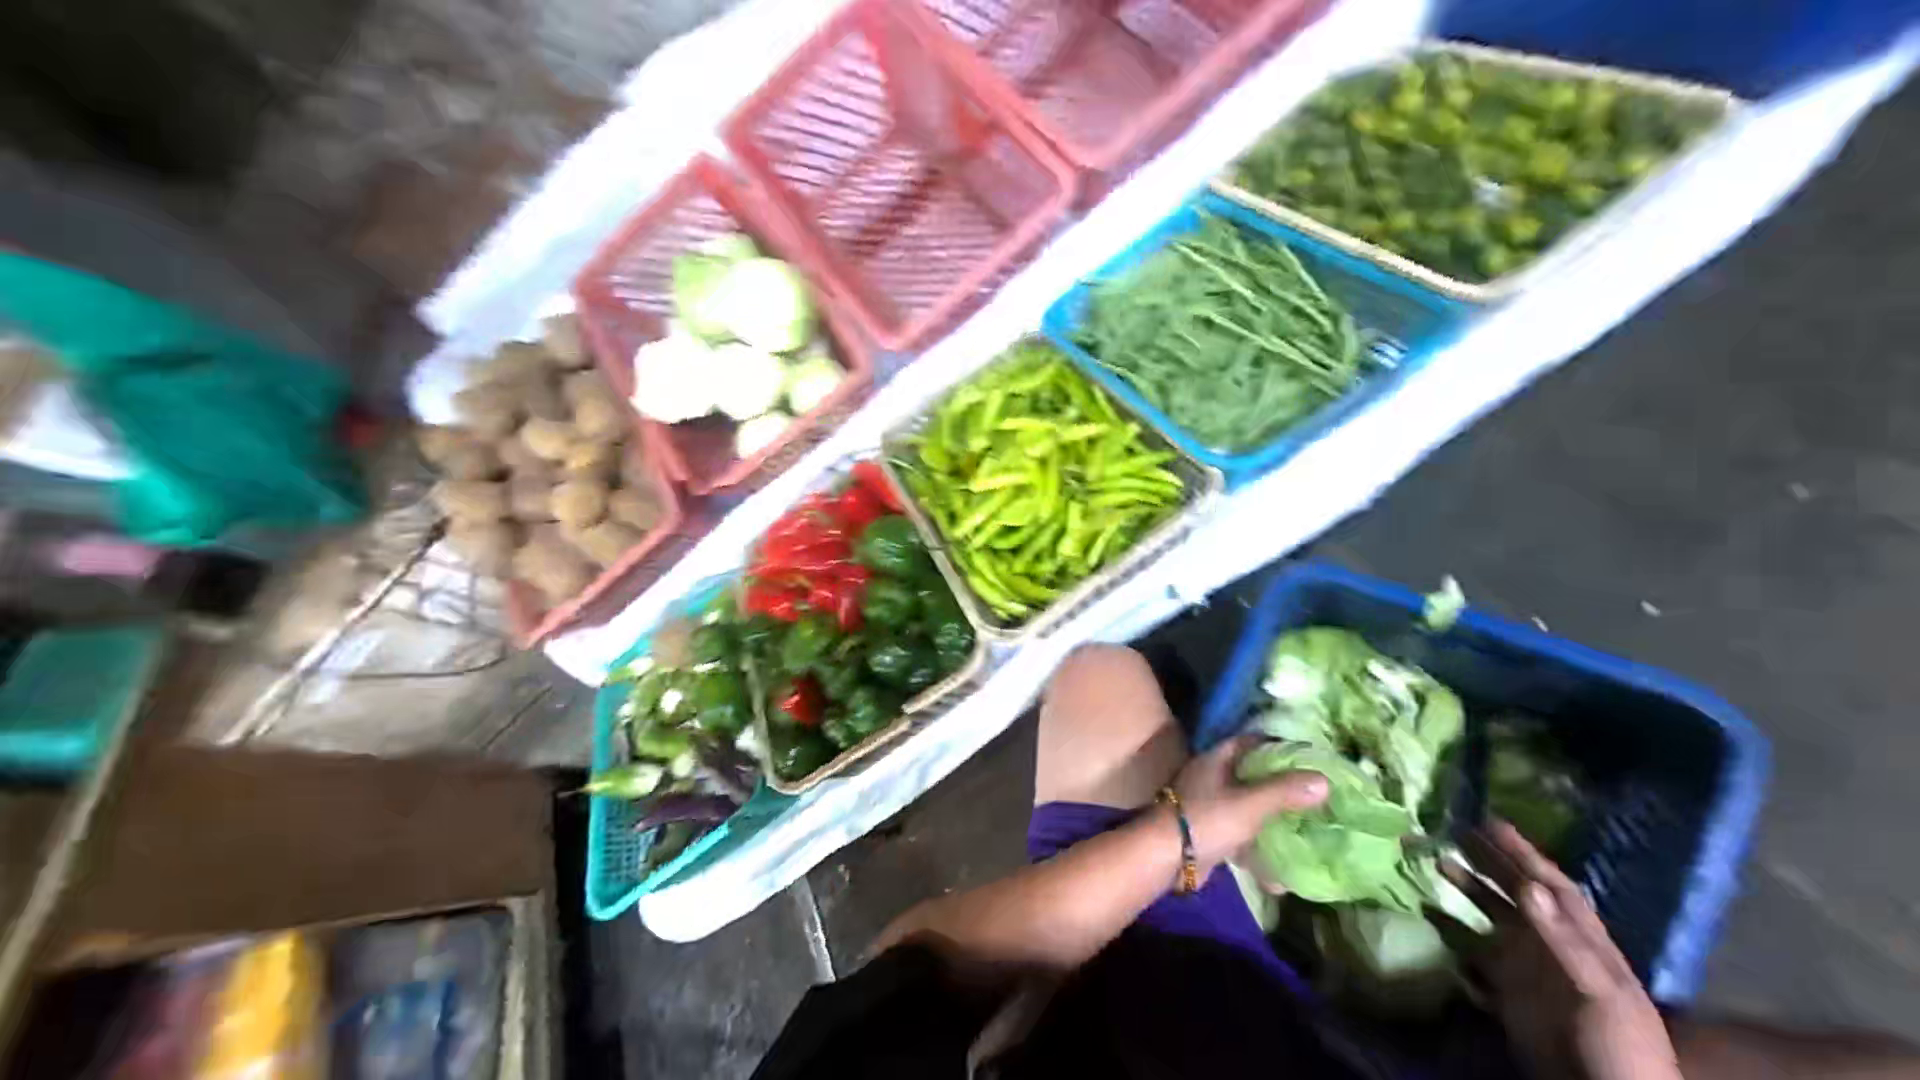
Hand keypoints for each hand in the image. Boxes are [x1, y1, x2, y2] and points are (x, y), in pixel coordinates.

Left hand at [1173, 735, 1328, 870]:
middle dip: (1282, 789)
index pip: (1250, 743)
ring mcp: (1208, 806)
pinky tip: (1279, 877)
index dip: (1279, 747)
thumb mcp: (1250, 803)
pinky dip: (1257, 853)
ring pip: (1248, 809)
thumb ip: (1284, 791)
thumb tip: (1324, 779)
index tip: (1310, 758)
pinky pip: (1239, 838)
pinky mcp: (1208, 833)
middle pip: (1252, 776)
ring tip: (1305, 835)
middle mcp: (1211, 778)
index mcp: (1216, 760)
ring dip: (1272, 824)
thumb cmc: (1207, 819)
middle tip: (1315, 798)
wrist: (1166, 856)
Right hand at [1448, 822, 1680, 1079]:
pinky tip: (1425, 909)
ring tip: (1435, 860)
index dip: (1523, 852)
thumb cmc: (1618, 1043)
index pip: (1551, 885)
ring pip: (1492, 912)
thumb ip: (1562, 938)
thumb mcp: (1599, 991)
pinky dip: (1448, 925)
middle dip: (1487, 858)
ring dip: (1466, 885)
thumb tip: (1526, 884)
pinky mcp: (1505, 987)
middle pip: (1517, 890)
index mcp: (1582, 939)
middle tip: (1452, 829)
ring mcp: (1527, 964)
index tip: (1490, 822)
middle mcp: (1551, 942)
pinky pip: (1471, 946)